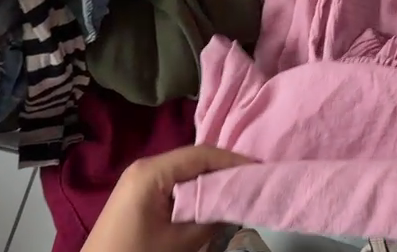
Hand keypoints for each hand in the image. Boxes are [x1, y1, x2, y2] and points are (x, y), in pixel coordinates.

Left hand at [82, 145, 251, 251]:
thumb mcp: (178, 243)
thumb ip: (210, 219)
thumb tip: (235, 203)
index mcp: (151, 171)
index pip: (201, 154)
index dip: (232, 161)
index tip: (258, 168)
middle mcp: (145, 166)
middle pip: (193, 159)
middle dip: (222, 169)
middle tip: (251, 179)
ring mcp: (138, 180)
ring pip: (184, 172)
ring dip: (209, 181)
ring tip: (236, 189)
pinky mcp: (137, 196)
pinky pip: (173, 184)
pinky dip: (193, 191)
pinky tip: (209, 202)